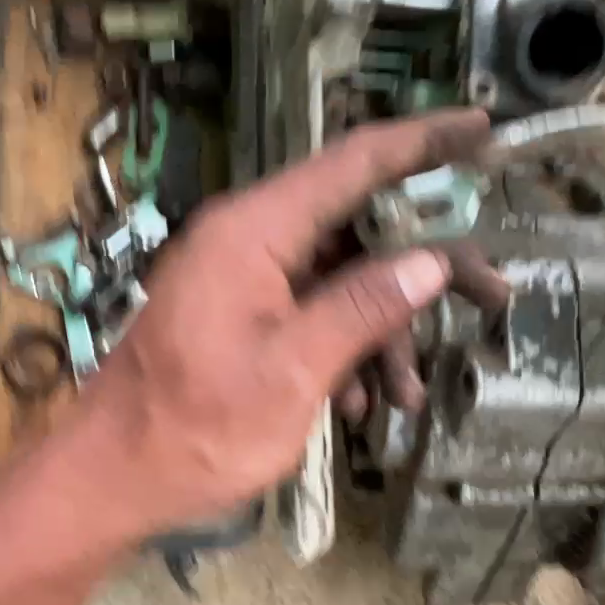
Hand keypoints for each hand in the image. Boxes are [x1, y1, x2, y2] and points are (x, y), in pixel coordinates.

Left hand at [66, 110, 490, 535]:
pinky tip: (359, 402)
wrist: (113, 480)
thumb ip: (362, 309)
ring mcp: (246, 277)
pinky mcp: (244, 314)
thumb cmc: (194, 431)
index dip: (424, 140)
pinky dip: (347, 349)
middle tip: (492, 295)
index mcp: (255, 231)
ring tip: (406, 396)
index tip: (482, 124)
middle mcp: (251, 239)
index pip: (354, 162)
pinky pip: (314, 312)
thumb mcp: (291, 373)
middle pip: (360, 227)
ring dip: (385, 330)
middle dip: (425, 269)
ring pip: (343, 279)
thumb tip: (430, 261)